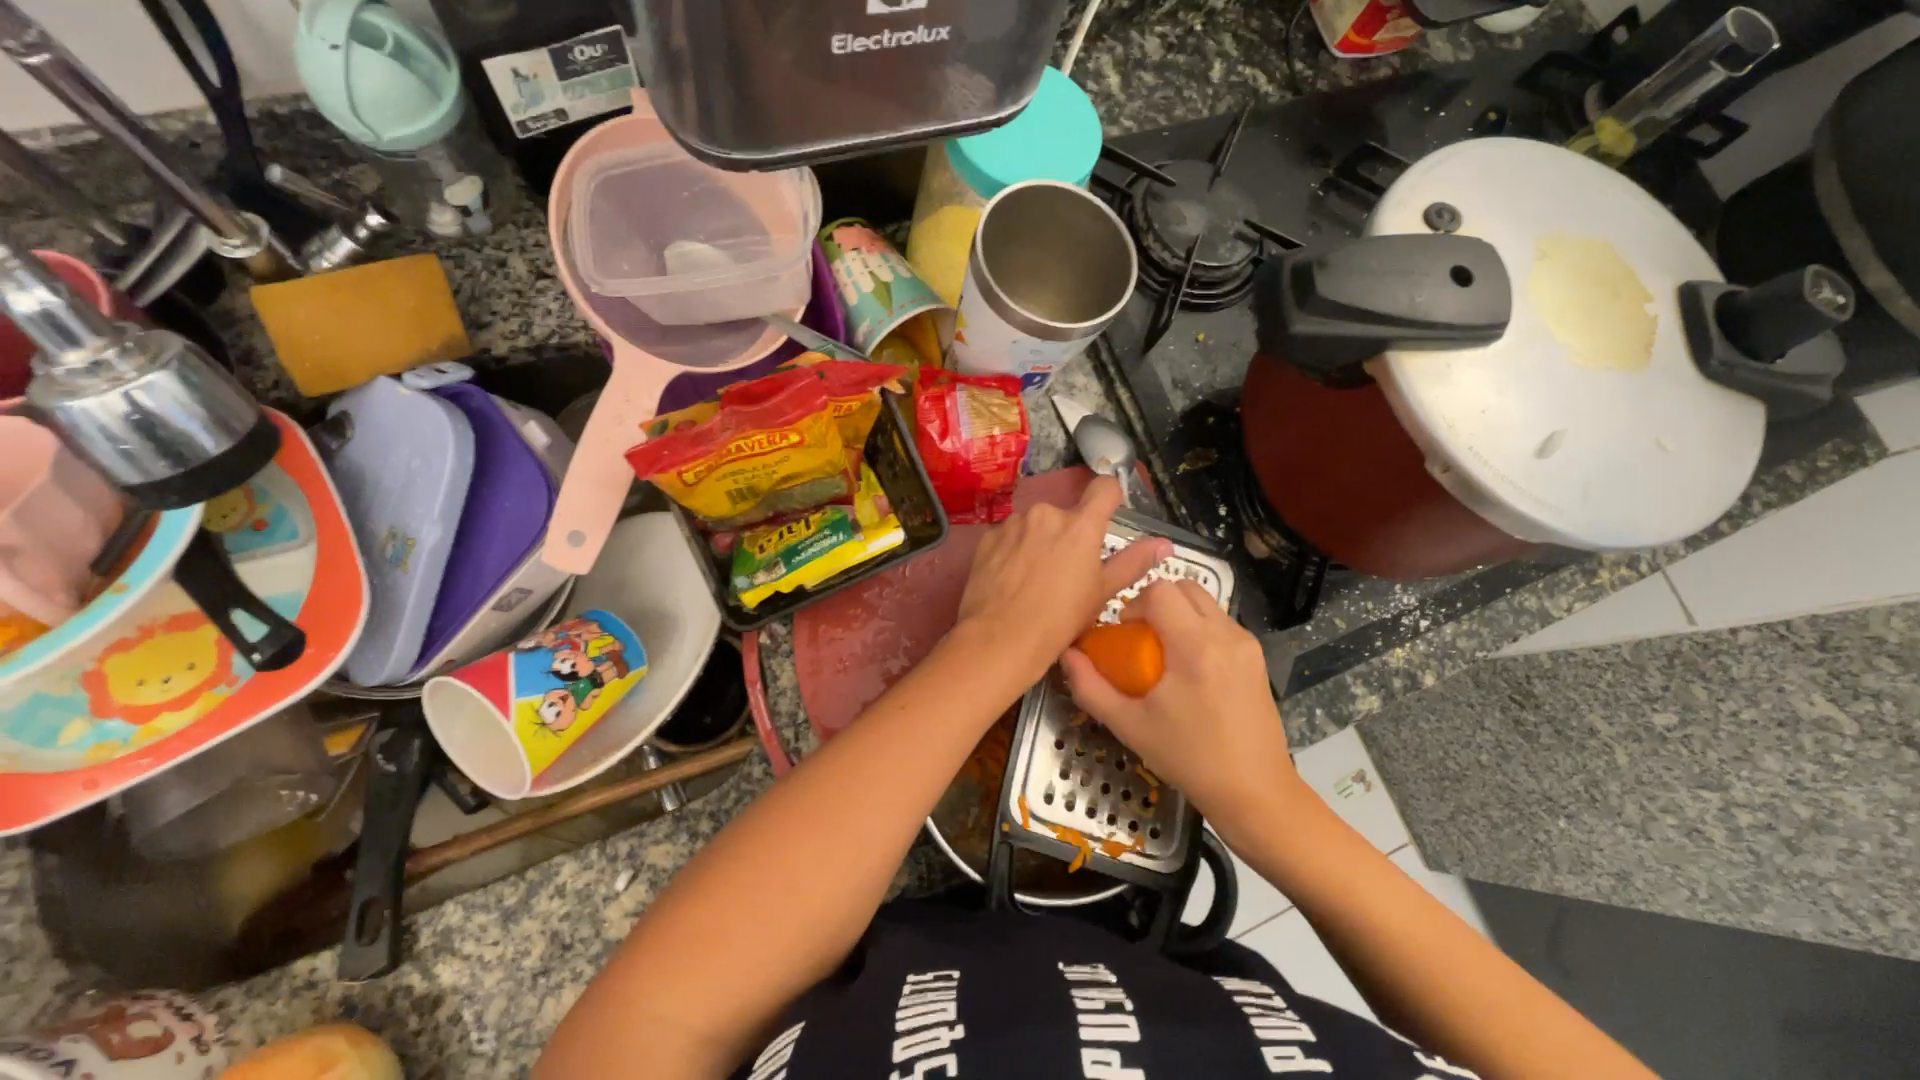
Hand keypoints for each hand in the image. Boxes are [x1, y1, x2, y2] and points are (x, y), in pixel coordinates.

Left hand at [955, 476, 1169, 677]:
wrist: (1000, 639)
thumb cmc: (1059, 619)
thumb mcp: (1102, 593)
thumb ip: (1133, 562)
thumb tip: (1164, 543)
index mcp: (1081, 525)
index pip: (1104, 487)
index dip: (1111, 496)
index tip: (1109, 512)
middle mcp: (1046, 513)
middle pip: (1065, 515)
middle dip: (1068, 535)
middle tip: (1066, 571)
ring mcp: (1013, 523)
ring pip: (1034, 525)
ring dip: (1038, 542)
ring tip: (1034, 579)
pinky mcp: (987, 537)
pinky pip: (1008, 537)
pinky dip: (1012, 551)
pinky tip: (1010, 580)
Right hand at [1061, 581, 1295, 823]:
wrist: (1253, 790)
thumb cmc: (1188, 759)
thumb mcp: (1129, 726)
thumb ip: (1091, 687)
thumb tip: (1066, 655)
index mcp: (1195, 648)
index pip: (1161, 591)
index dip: (1134, 604)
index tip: (1124, 634)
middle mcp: (1226, 635)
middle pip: (1185, 586)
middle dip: (1156, 602)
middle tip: (1140, 638)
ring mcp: (1247, 645)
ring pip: (1206, 602)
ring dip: (1178, 614)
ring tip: (1163, 654)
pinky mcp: (1257, 657)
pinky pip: (1221, 624)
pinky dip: (1198, 630)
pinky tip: (1188, 670)